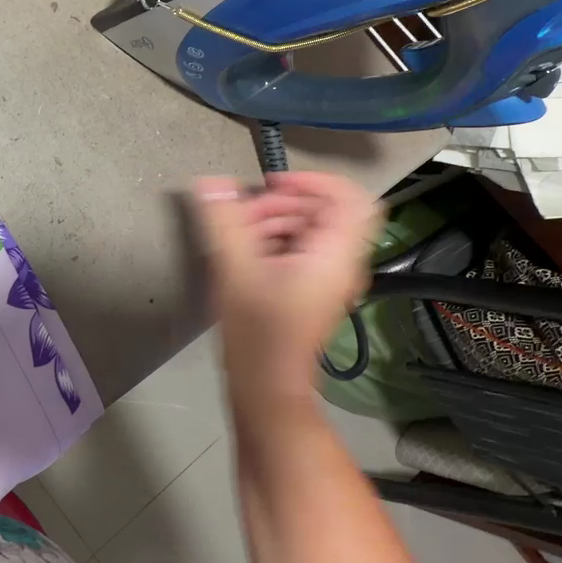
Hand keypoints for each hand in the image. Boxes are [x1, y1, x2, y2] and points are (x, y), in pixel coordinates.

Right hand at [191, 172, 379, 398]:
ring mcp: (327, 276)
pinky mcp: (310, 287)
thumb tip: (211, 181)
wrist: (267, 381)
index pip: (350, 198)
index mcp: (334, 255)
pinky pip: (300, 248)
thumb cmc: (257, 328)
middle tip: (242, 214)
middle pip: (323, 210)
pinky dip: (272, 239)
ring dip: (271, 220)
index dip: (313, 181)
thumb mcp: (234, 268)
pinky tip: (242, 251)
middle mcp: (340, 262)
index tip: (272, 184)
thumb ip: (224, 221)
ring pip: (309, 228)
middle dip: (280, 203)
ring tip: (235, 233)